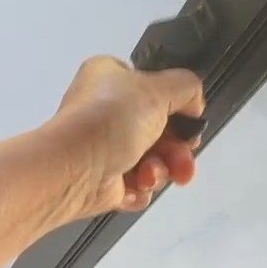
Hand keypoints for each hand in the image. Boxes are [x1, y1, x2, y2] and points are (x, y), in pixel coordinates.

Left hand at [39, 57, 204, 218]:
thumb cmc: (110, 120)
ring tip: (148, 176)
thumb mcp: (158, 89)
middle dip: (176, 150)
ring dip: (159, 171)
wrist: (73, 170)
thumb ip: (187, 88)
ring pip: (151, 161)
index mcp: (109, 78)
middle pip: (159, 130)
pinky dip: (141, 189)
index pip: (152, 87)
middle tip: (181, 161)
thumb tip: (193, 105)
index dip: (176, 107)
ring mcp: (102, 149)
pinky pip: (136, 186)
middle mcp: (104, 112)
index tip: (190, 122)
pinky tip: (135, 187)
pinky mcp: (102, 182)